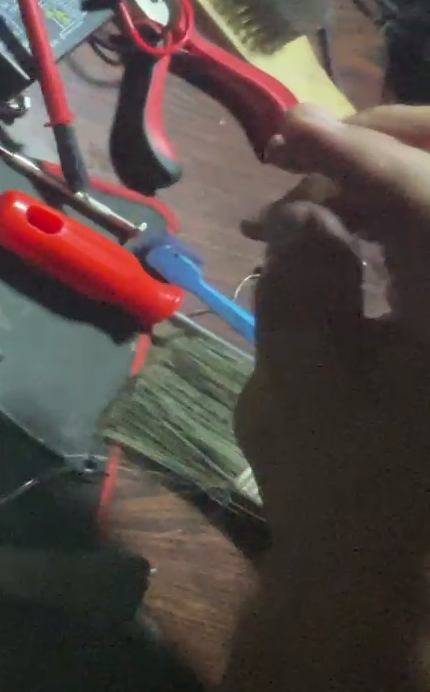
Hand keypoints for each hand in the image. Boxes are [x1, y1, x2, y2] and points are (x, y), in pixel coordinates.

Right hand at [238, 105, 429, 553]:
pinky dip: (404, 227)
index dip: (357, 153)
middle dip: (396, 147)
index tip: (288, 130)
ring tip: (299, 210)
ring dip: (391, 188)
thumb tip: (300, 214)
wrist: (401, 561)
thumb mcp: (298, 382)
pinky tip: (339, 240)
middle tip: (304, 150)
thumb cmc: (340, 478)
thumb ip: (303, 288)